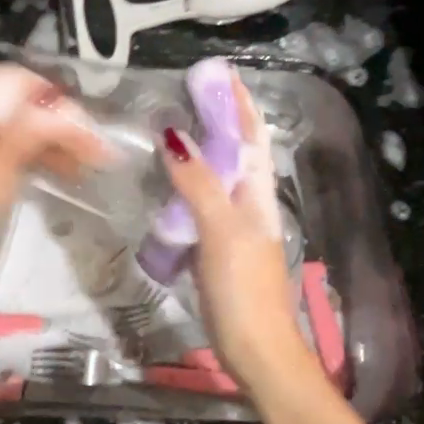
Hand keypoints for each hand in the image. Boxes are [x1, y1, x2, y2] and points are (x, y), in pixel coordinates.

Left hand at [0, 63, 112, 256]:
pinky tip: (58, 175)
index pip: (25, 79)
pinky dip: (37, 157)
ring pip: (22, 129)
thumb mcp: (7, 156)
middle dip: (61, 125)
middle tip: (93, 151)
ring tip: (82, 168)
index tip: (86, 125)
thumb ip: (44, 127)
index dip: (58, 98)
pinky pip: (12, 149)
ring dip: (54, 143)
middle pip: (26, 105)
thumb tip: (77, 118)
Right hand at [161, 71, 307, 385]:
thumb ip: (198, 183)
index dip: (239, 102)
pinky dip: (185, 184)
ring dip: (200, 149)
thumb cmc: (245, 288)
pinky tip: (166, 184)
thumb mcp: (221, 230)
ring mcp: (234, 227)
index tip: (219, 72)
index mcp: (258, 193)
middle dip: (217, 119)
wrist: (257, 352)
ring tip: (171, 126)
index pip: (252, 135)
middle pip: (236, 151)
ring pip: (217, 176)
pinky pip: (200, 203)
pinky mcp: (217, 248)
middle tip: (185, 92)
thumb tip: (173, 133)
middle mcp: (250, 203)